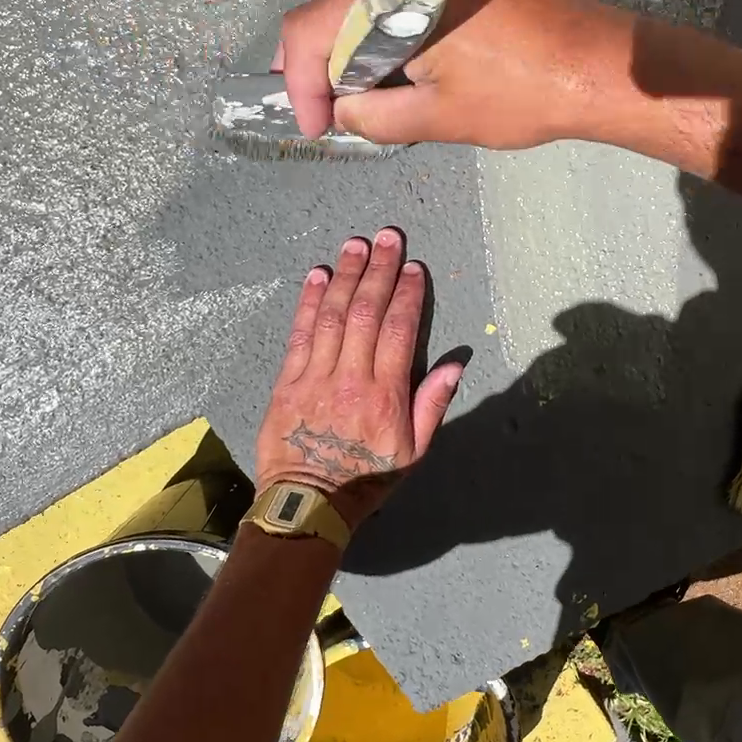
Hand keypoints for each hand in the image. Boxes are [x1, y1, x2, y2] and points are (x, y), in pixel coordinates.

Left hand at [253, 227, 464, 526]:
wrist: (307, 503)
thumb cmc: (368, 477)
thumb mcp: (414, 451)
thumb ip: (432, 405)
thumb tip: (455, 364)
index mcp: (385, 395)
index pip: (399, 331)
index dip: (408, 296)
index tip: (414, 268)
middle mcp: (350, 378)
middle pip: (366, 313)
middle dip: (379, 271)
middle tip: (387, 238)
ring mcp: (315, 377)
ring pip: (332, 316)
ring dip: (345, 276)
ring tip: (356, 245)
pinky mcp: (286, 381)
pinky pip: (300, 334)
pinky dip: (308, 302)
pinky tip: (317, 275)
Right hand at [273, 0, 636, 147]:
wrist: (602, 63)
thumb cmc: (525, 94)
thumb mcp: (438, 118)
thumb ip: (371, 118)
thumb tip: (342, 113)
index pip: (311, 28)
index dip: (300, 84)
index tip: (316, 124)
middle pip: (330, 3)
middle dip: (322, 62)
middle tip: (336, 110)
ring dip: (353, 41)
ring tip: (373, 91)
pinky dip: (386, 23)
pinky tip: (404, 60)